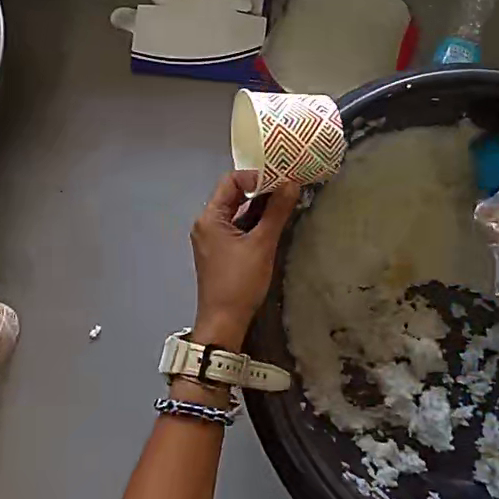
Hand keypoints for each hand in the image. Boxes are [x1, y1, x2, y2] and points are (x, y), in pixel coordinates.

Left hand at [190, 171, 299, 347]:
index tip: (281, 178)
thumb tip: (292, 183)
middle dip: (261, 190)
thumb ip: (276, 212)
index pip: (231, 181)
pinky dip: (255, 222)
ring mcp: (213, 238)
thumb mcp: (261, 244)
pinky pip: (238, 227)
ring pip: (237, 212)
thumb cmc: (240, 282)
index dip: (256, 176)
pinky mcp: (220, 251)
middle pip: (233, 195)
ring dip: (260, 206)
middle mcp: (207, 223)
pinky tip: (275, 221)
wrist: (224, 322)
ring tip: (287, 200)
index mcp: (210, 217)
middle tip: (288, 186)